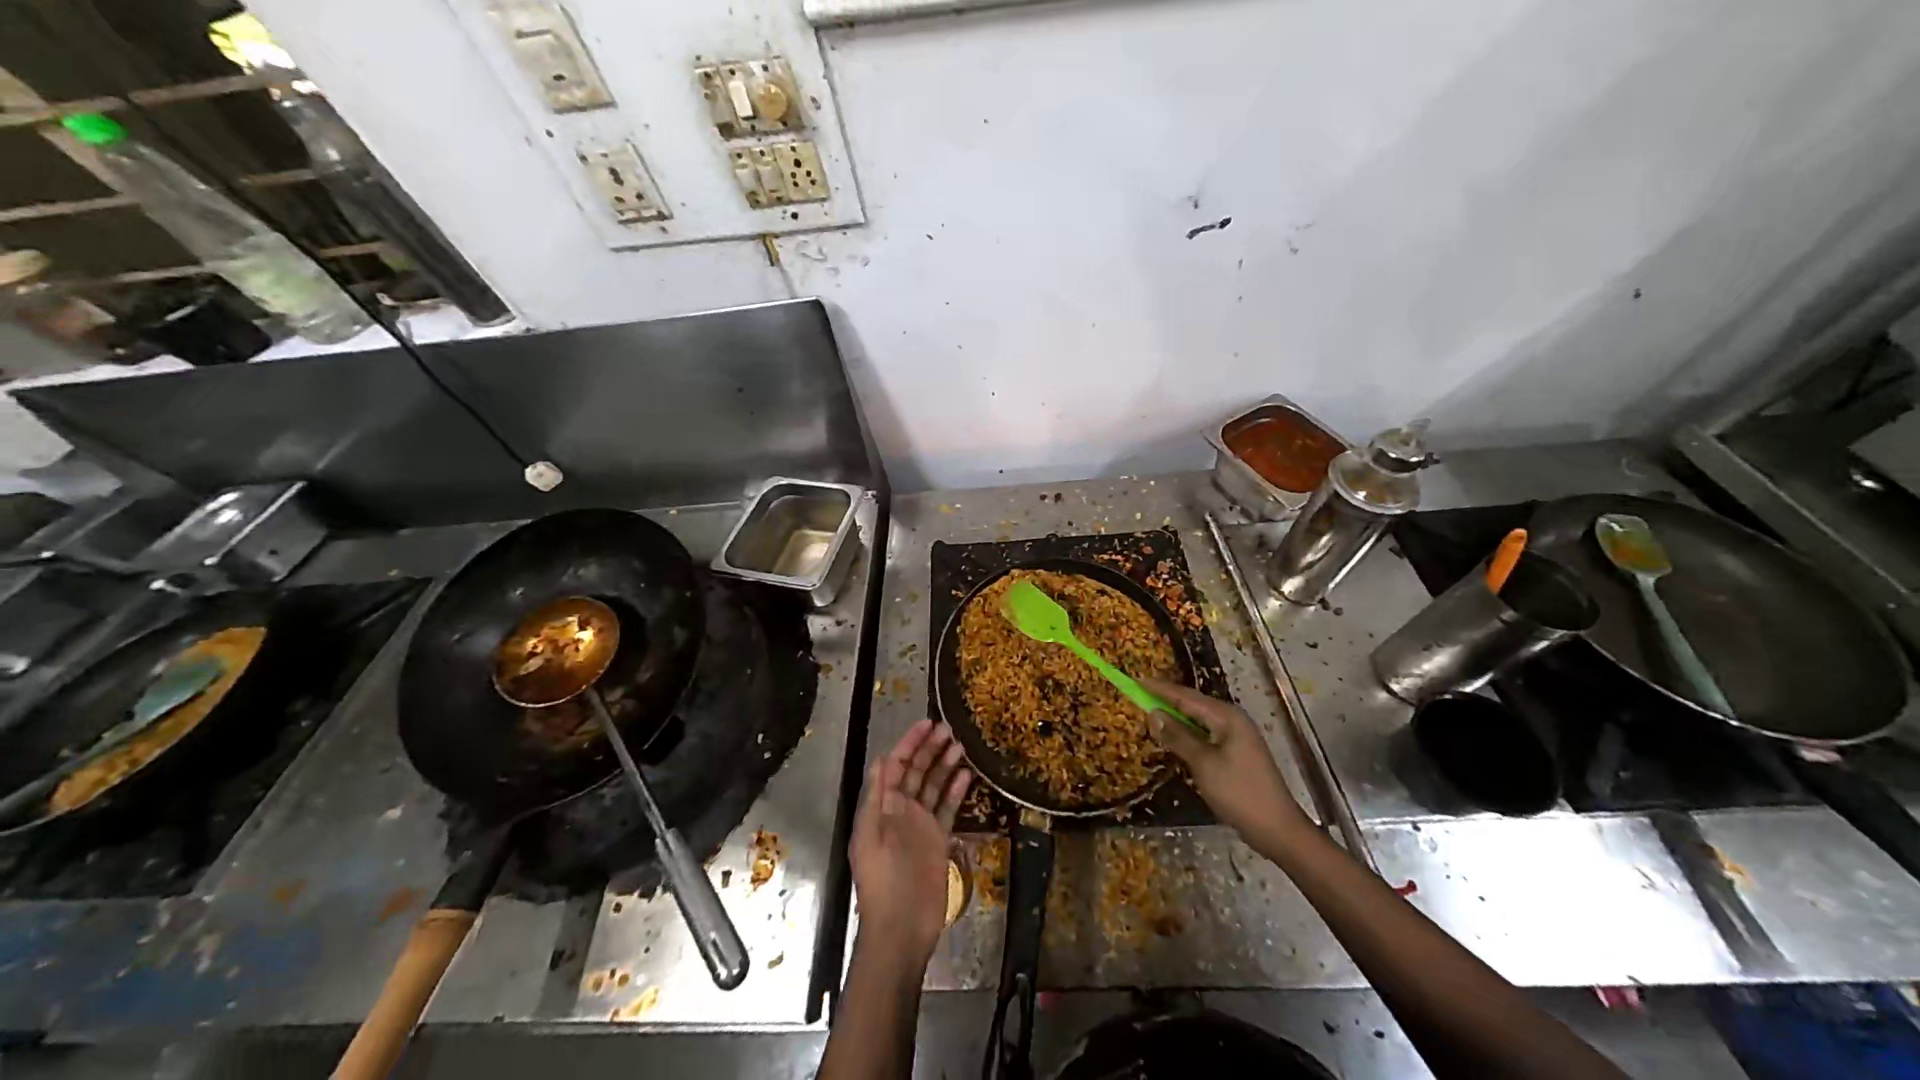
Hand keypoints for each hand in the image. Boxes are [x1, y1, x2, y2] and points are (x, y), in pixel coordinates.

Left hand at [850, 718, 972, 963]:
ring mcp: (919, 825)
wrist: (901, 928)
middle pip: (915, 771)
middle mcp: (899, 811)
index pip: (894, 765)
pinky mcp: (937, 840)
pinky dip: (955, 791)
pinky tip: (967, 775)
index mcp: (880, 807)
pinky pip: (946, 808)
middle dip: (929, 748)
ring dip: (944, 765)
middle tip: (948, 728)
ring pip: (932, 786)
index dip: (908, 743)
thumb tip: (882, 758)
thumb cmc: (882, 882)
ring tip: (960, 744)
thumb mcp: (871, 836)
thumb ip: (877, 796)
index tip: (926, 724)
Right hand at [1140, 678, 1306, 842]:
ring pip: (1199, 720)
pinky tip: (1174, 737)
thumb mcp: (1203, 763)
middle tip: (1140, 695)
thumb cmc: (1238, 792)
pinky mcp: (1235, 753)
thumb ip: (1178, 736)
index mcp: (1226, 717)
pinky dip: (1187, 732)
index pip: (1186, 696)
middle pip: (1193, 704)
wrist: (1276, 827)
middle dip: (1167, 699)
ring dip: (1176, 716)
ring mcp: (1236, 737)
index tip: (1137, 680)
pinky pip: (1205, 734)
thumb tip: (1153, 713)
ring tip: (1151, 712)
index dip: (1160, 689)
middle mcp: (1232, 720)